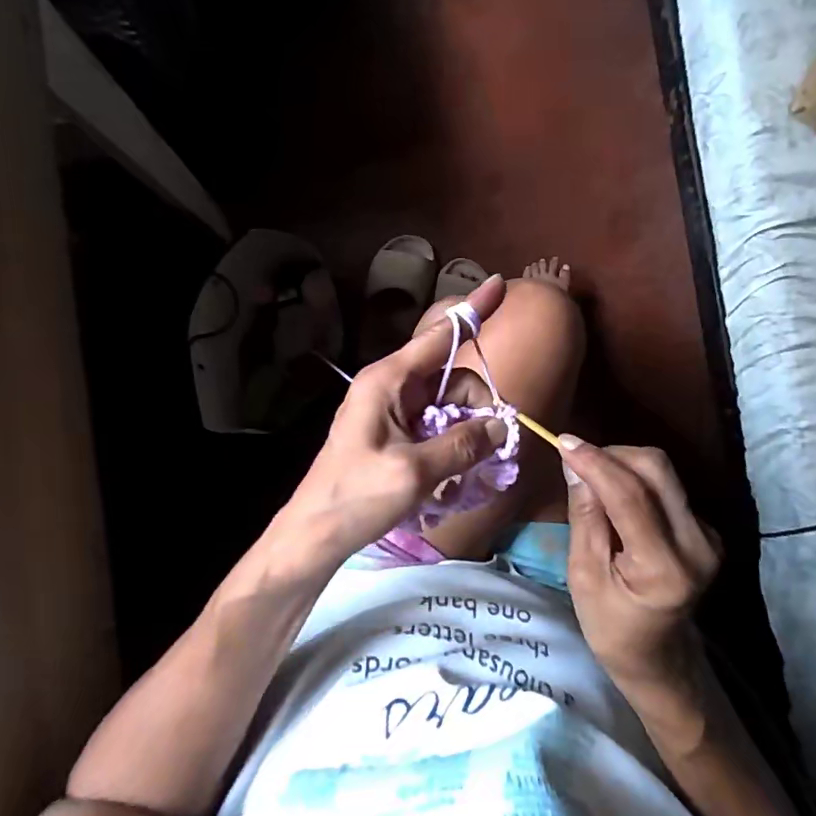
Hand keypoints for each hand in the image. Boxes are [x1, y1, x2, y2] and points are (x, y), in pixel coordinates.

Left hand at [264, 276, 510, 576]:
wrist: (316, 532)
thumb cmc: (358, 495)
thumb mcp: (416, 471)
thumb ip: (462, 444)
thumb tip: (499, 426)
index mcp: (387, 380)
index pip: (438, 336)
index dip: (472, 311)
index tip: (500, 283)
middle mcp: (389, 386)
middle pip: (451, 379)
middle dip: (476, 407)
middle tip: (488, 449)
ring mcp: (389, 410)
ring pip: (445, 405)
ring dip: (464, 432)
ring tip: (465, 473)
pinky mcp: (391, 433)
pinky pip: (432, 426)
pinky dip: (449, 444)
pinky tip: (452, 476)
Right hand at [560, 439, 722, 696]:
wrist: (659, 657)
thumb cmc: (611, 626)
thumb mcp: (583, 576)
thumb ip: (584, 518)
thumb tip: (575, 465)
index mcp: (664, 568)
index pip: (630, 496)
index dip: (595, 462)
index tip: (562, 441)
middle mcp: (697, 545)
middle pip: (656, 469)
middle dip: (611, 454)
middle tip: (576, 461)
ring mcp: (708, 535)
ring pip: (663, 472)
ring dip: (622, 463)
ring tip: (592, 481)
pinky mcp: (706, 529)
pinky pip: (666, 486)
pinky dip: (634, 479)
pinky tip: (615, 500)